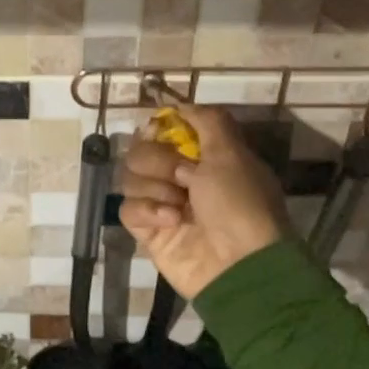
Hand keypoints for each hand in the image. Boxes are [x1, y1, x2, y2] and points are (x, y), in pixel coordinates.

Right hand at [118, 105, 286, 299]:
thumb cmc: (240, 203)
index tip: (162, 131)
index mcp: (203, 156)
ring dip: (156, 187)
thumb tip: (180, 105)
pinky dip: (148, 211)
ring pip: (130, 178)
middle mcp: (180, 177)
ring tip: (179, 206)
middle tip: (184, 177)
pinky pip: (128, 208)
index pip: (164, 131)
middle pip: (140, 150)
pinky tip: (171, 221)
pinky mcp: (148, 231)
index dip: (160, 129)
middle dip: (159, 160)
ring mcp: (162, 204)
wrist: (239, 263)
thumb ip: (207, 121)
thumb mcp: (231, 153)